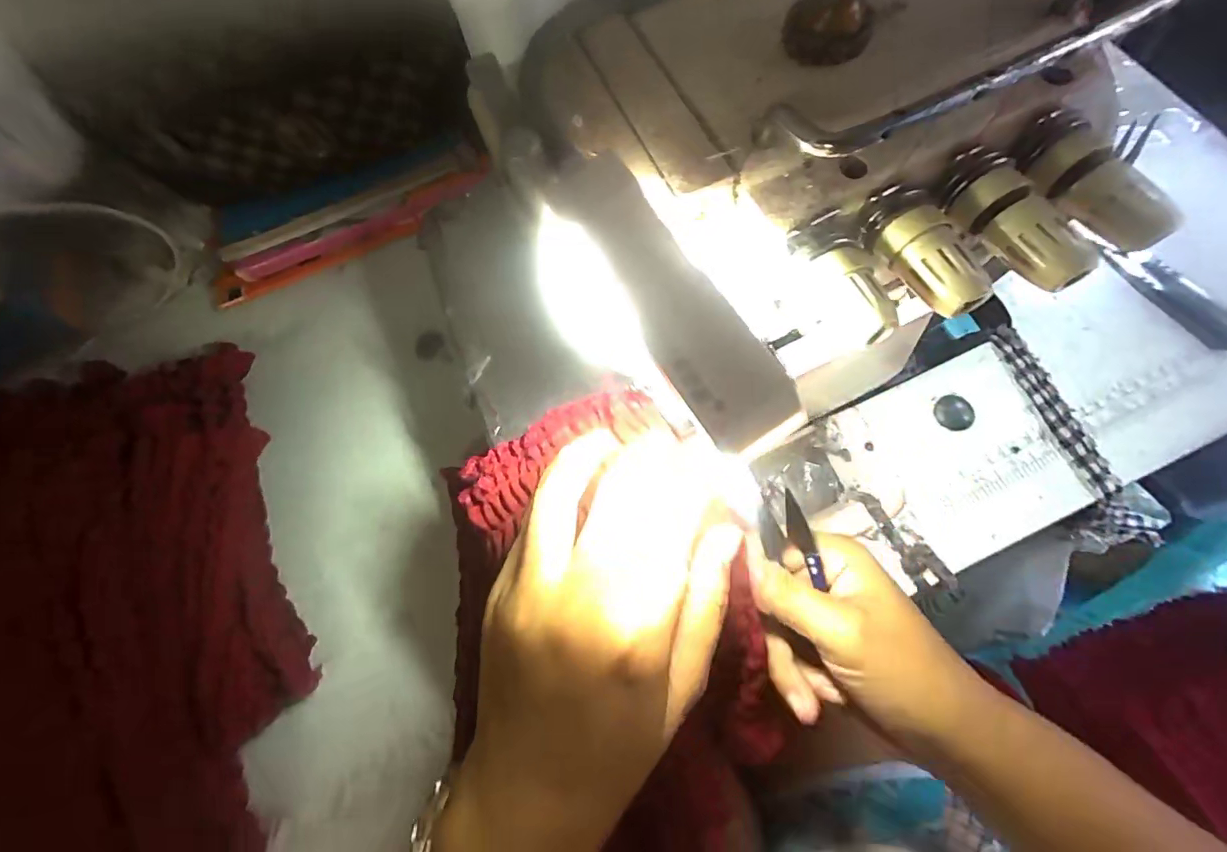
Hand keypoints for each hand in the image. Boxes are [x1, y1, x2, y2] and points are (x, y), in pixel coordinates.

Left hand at [441, 430, 745, 851]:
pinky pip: (535, 513)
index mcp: (637, 627)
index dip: (698, 480)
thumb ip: (707, 602)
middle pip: (623, 493)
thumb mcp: (684, 688)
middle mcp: (580, 593)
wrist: (526, 788)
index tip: (714, 459)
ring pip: (565, 487)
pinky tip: (587, 465)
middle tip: (678, 441)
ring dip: (601, 449)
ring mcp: (530, 584)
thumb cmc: (621, 746)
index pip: (675, 523)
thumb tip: (725, 529)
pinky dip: (564, 477)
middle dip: (657, 455)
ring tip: (629, 438)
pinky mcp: (501, 584)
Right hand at [751, 533, 982, 750]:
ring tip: (812, 705)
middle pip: (772, 597)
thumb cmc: (896, 669)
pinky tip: (821, 704)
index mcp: (835, 557)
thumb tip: (740, 556)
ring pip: (779, 632)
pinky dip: (803, 681)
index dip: (756, 576)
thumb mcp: (838, 631)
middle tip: (795, 682)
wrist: (941, 730)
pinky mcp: (825, 645)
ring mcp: (825, 613)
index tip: (743, 610)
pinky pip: (793, 655)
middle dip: (780, 645)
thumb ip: (787, 595)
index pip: (775, 547)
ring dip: (791, 671)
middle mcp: (827, 576)